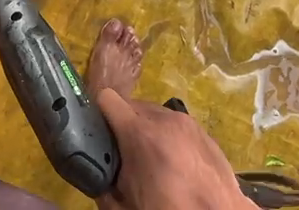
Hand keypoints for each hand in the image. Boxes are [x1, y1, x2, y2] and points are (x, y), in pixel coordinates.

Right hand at [96, 90, 252, 209]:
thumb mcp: (125, 207)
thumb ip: (104, 186)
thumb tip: (96, 175)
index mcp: (139, 133)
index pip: (107, 99)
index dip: (98, 113)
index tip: (97, 133)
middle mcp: (163, 118)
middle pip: (131, 106)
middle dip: (123, 126)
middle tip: (123, 156)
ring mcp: (186, 121)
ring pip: (154, 113)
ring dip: (146, 130)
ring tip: (151, 161)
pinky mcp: (202, 130)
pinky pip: (175, 124)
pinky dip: (168, 137)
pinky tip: (173, 163)